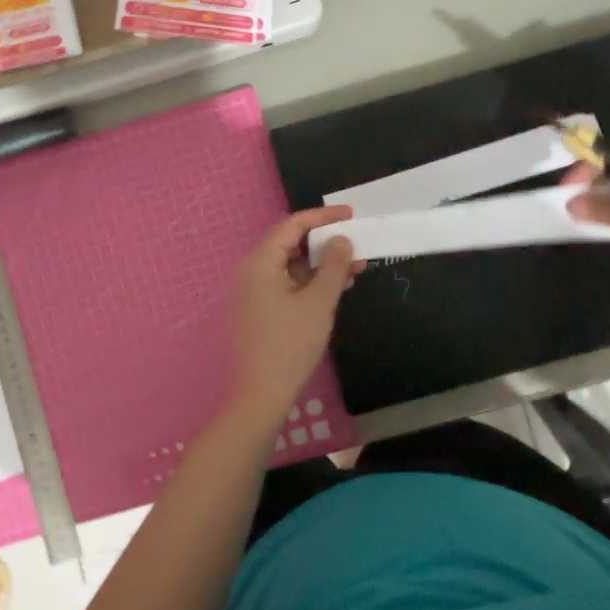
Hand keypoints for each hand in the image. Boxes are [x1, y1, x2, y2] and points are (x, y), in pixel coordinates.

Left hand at [225, 207, 363, 427]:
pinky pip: (287, 284)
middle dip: (325, 243)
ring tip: (356, 267)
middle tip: (357, 244)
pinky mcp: (259, 310)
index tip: (350, 215)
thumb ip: (333, 266)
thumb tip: (341, 239)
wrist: (261, 395)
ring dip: (321, 264)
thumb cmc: (290, 345)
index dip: (322, 216)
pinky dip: (311, 282)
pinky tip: (337, 287)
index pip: (292, 225)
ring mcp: (253, 292)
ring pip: (291, 266)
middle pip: (290, 243)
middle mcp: (252, 271)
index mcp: (260, 262)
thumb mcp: (318, 302)